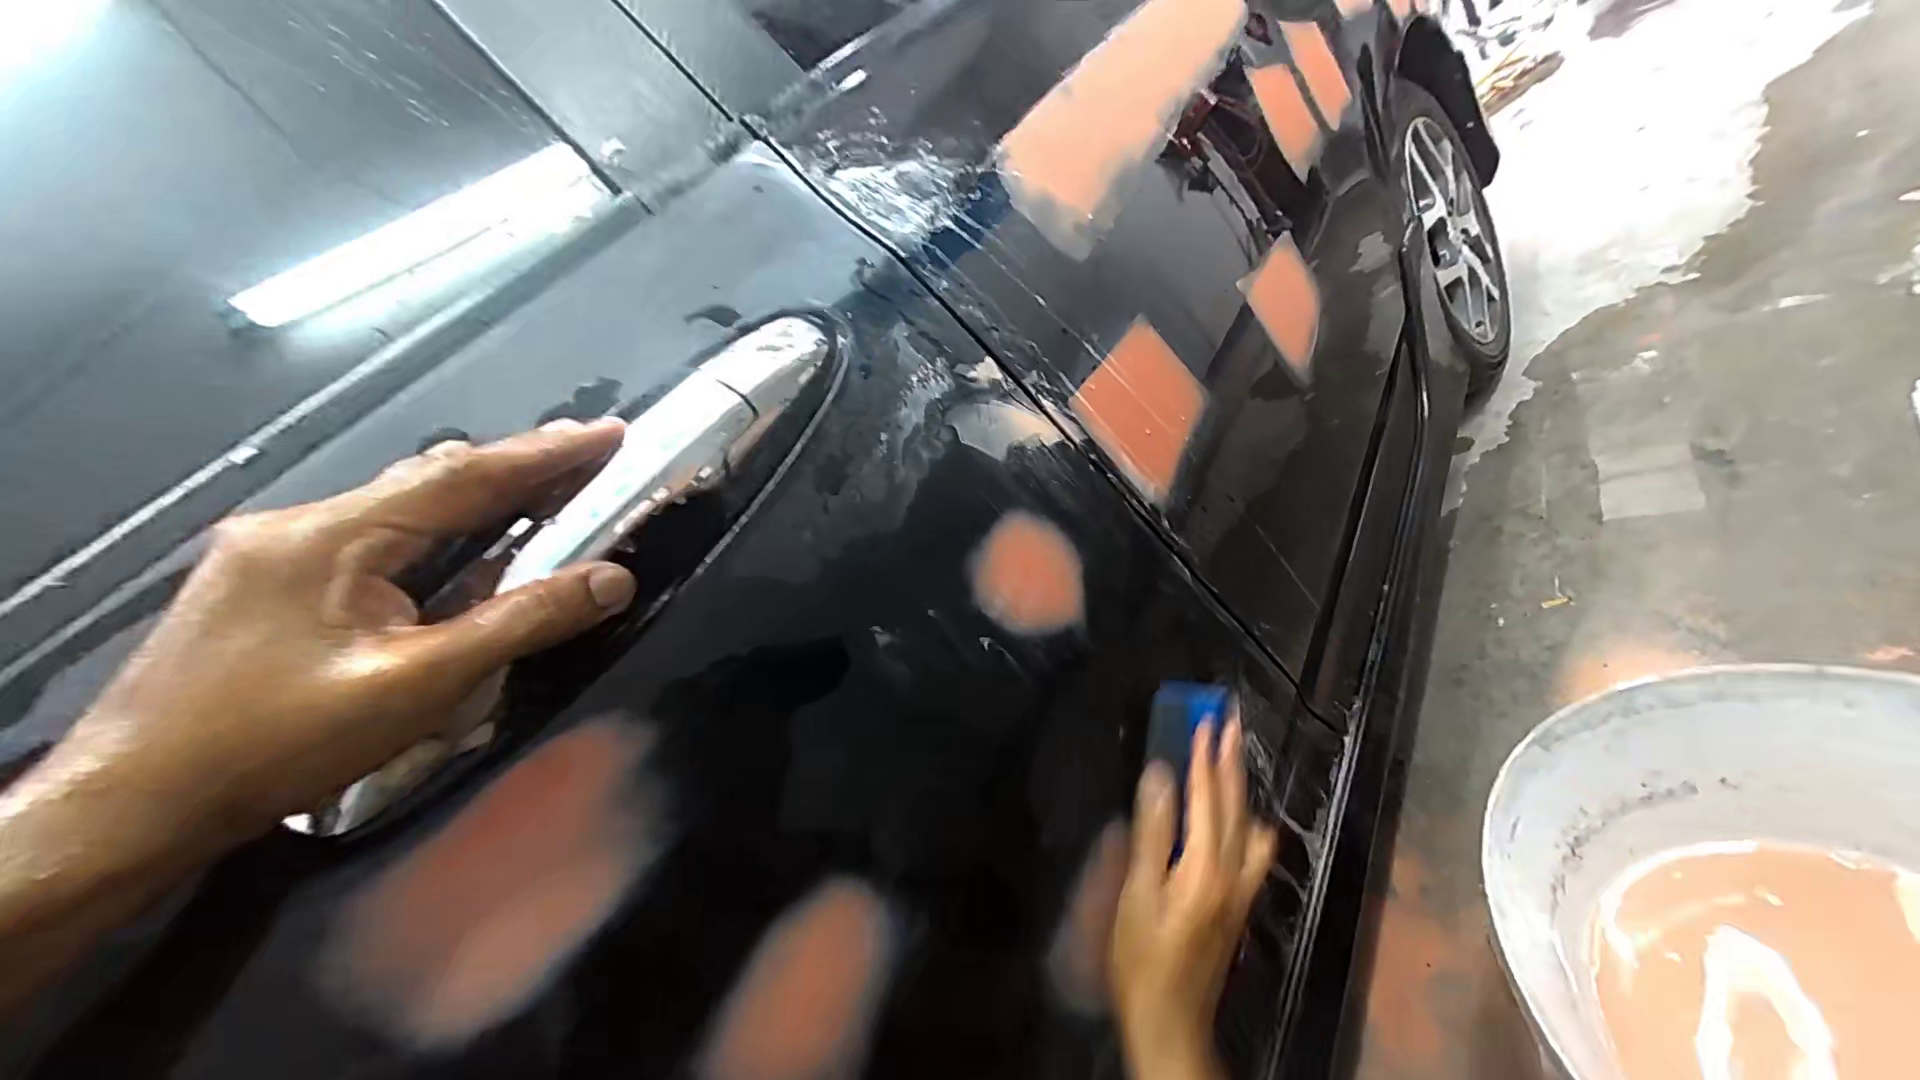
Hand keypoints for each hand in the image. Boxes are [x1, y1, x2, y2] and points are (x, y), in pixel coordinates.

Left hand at [62, 417, 637, 847]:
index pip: (463, 476)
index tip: (609, 433)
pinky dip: (452, 534)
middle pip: (437, 481)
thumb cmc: (278, 743)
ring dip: (487, 499)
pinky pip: (390, 540)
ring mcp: (288, 553)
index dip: (546, 452)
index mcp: (334, 537)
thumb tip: (614, 580)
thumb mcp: (422, 682)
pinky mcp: (284, 583)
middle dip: (521, 466)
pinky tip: (479, 549)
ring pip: (412, 509)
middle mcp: (306, 526)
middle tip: (592, 457)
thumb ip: (523, 622)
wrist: (132, 809)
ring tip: (552, 493)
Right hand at [1110, 717, 1278, 1079]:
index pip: (1206, 797)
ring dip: (1240, 783)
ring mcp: (1241, 887)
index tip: (1205, 721)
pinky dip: (1247, 817)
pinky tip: (1243, 814)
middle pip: (1237, 804)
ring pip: (1250, 822)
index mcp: (1204, 866)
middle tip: (1230, 720)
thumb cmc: (1142, 954)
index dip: (1204, 757)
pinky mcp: (1238, 900)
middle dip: (1232, 758)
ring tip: (1232, 752)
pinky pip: (1253, 846)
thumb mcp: (1137, 892)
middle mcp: (1233, 872)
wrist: (1171, 1017)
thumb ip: (1152, 832)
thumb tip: (1159, 776)